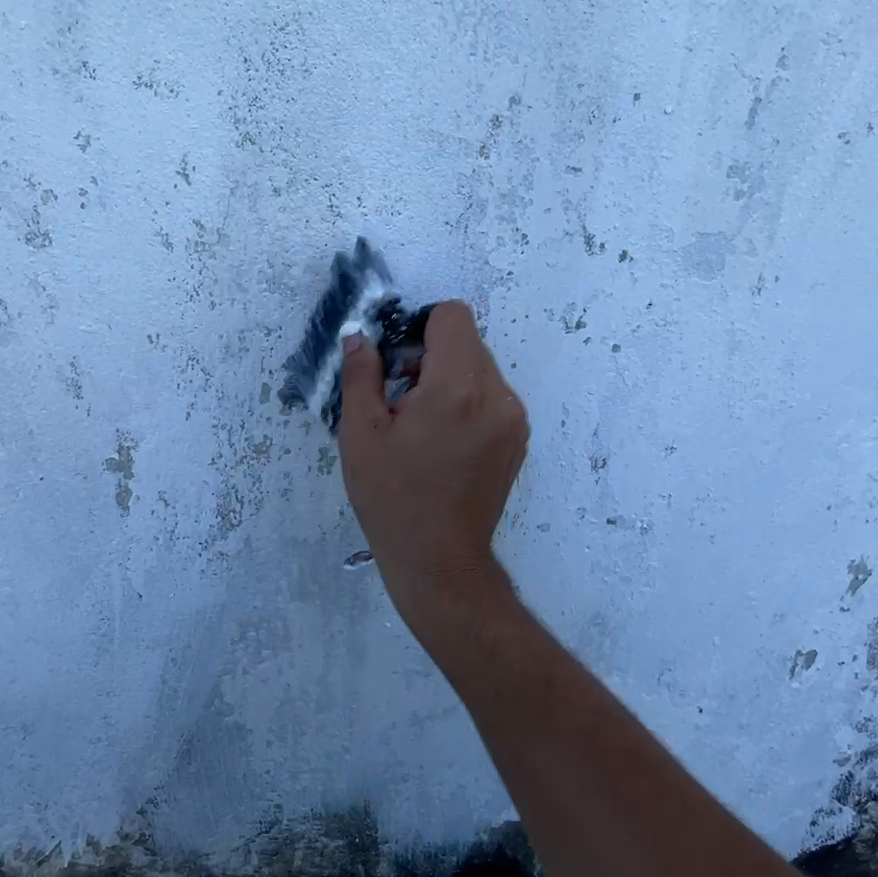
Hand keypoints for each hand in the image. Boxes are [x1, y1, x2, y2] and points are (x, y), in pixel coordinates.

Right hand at [337, 302, 528, 622]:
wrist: (439, 560)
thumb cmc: (392, 497)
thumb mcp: (360, 434)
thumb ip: (360, 374)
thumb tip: (360, 336)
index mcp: (457, 388)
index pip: (452, 316)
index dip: (419, 327)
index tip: (396, 362)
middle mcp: (497, 396)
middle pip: (467, 341)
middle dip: (430, 355)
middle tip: (401, 400)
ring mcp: (514, 418)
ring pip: (480, 367)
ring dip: (449, 379)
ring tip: (422, 425)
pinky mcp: (518, 438)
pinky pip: (491, 395)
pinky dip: (466, 401)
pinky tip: (443, 441)